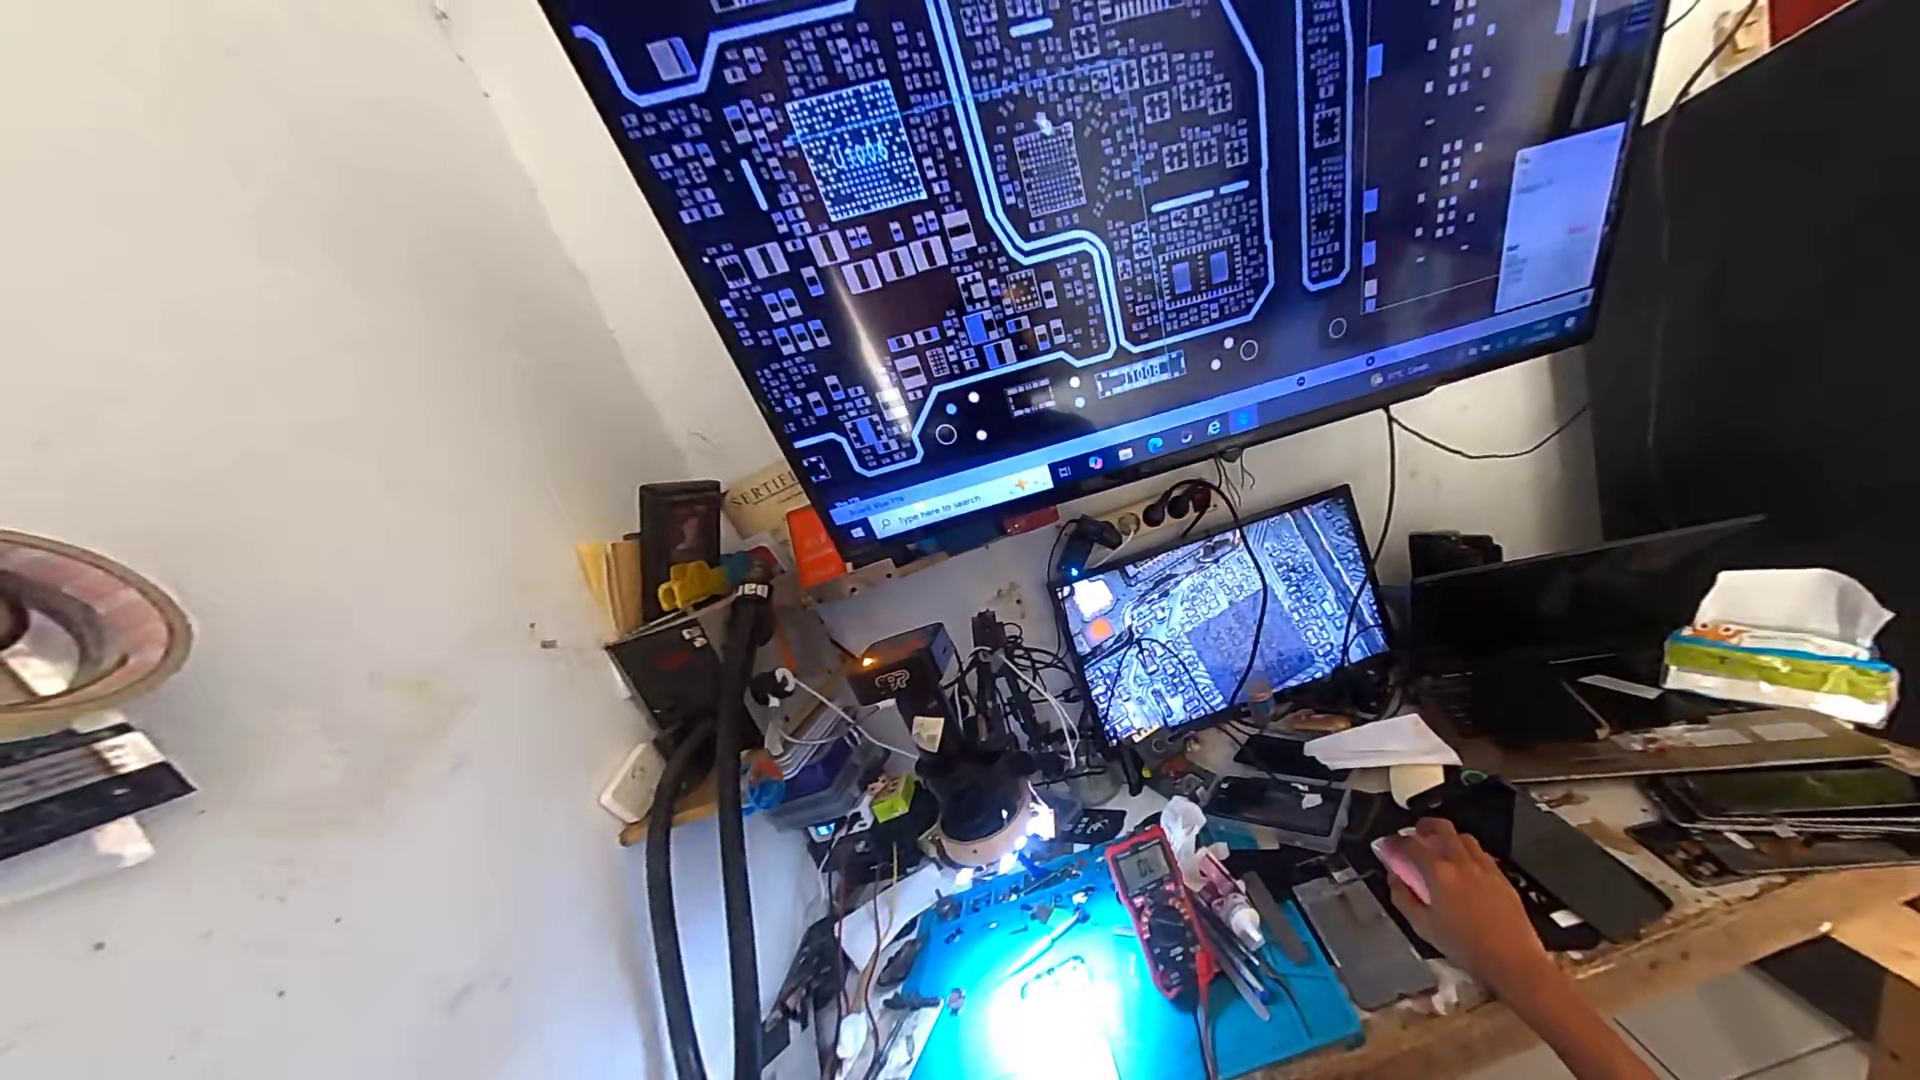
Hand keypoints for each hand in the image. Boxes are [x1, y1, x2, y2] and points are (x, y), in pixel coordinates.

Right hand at [1380, 817, 1556, 997]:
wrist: (1517, 965)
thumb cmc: (1466, 947)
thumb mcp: (1423, 926)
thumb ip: (1402, 898)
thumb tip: (1394, 879)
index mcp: (1438, 872)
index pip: (1409, 843)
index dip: (1393, 841)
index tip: (1387, 846)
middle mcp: (1462, 863)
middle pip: (1441, 827)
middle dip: (1423, 826)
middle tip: (1416, 836)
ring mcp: (1486, 870)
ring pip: (1464, 838)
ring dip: (1448, 839)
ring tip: (1441, 851)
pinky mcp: (1504, 880)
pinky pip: (1483, 855)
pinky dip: (1468, 854)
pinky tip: (1465, 870)